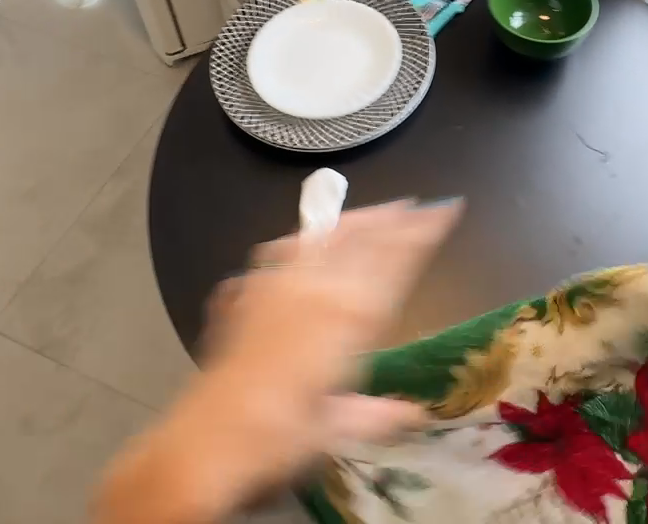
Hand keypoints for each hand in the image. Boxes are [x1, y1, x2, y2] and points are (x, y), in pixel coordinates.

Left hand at [94, 199, 461, 523]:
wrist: (203, 441)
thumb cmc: (277, 439)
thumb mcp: (336, 428)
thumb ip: (376, 415)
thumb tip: (411, 415)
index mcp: (348, 317)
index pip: (394, 261)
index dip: (421, 233)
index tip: (444, 211)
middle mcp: (317, 289)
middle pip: (362, 236)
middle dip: (392, 217)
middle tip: (415, 206)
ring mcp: (280, 283)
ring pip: (326, 235)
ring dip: (355, 220)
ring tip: (374, 213)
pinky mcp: (250, 290)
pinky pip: (283, 251)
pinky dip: (304, 241)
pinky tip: (305, 241)